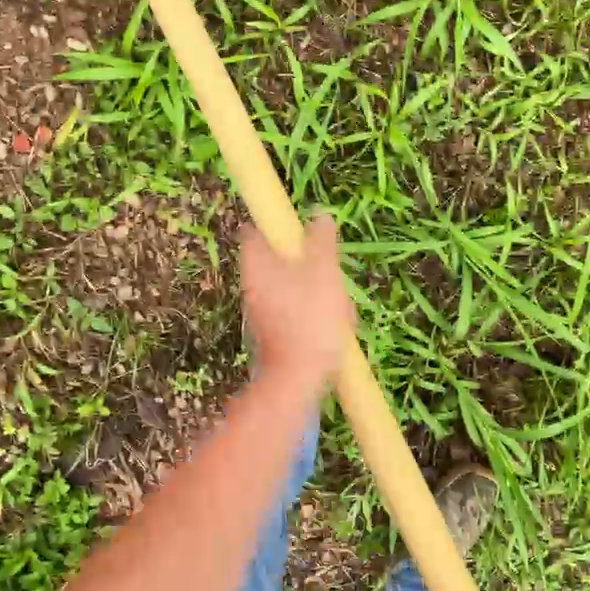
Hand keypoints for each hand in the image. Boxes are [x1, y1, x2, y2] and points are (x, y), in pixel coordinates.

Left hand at [241, 215, 353, 389]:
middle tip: (329, 270)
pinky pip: (293, 310)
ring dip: (315, 290)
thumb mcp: (323, 271)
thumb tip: (319, 213)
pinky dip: (312, 312)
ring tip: (338, 303)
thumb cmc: (311, 318)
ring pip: (290, 286)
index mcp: (257, 263)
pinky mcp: (272, 332)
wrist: (298, 378)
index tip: (302, 232)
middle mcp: (251, 285)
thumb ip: (321, 240)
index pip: (255, 230)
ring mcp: (259, 311)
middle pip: (278, 260)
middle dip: (306, 262)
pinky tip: (333, 324)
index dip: (277, 226)